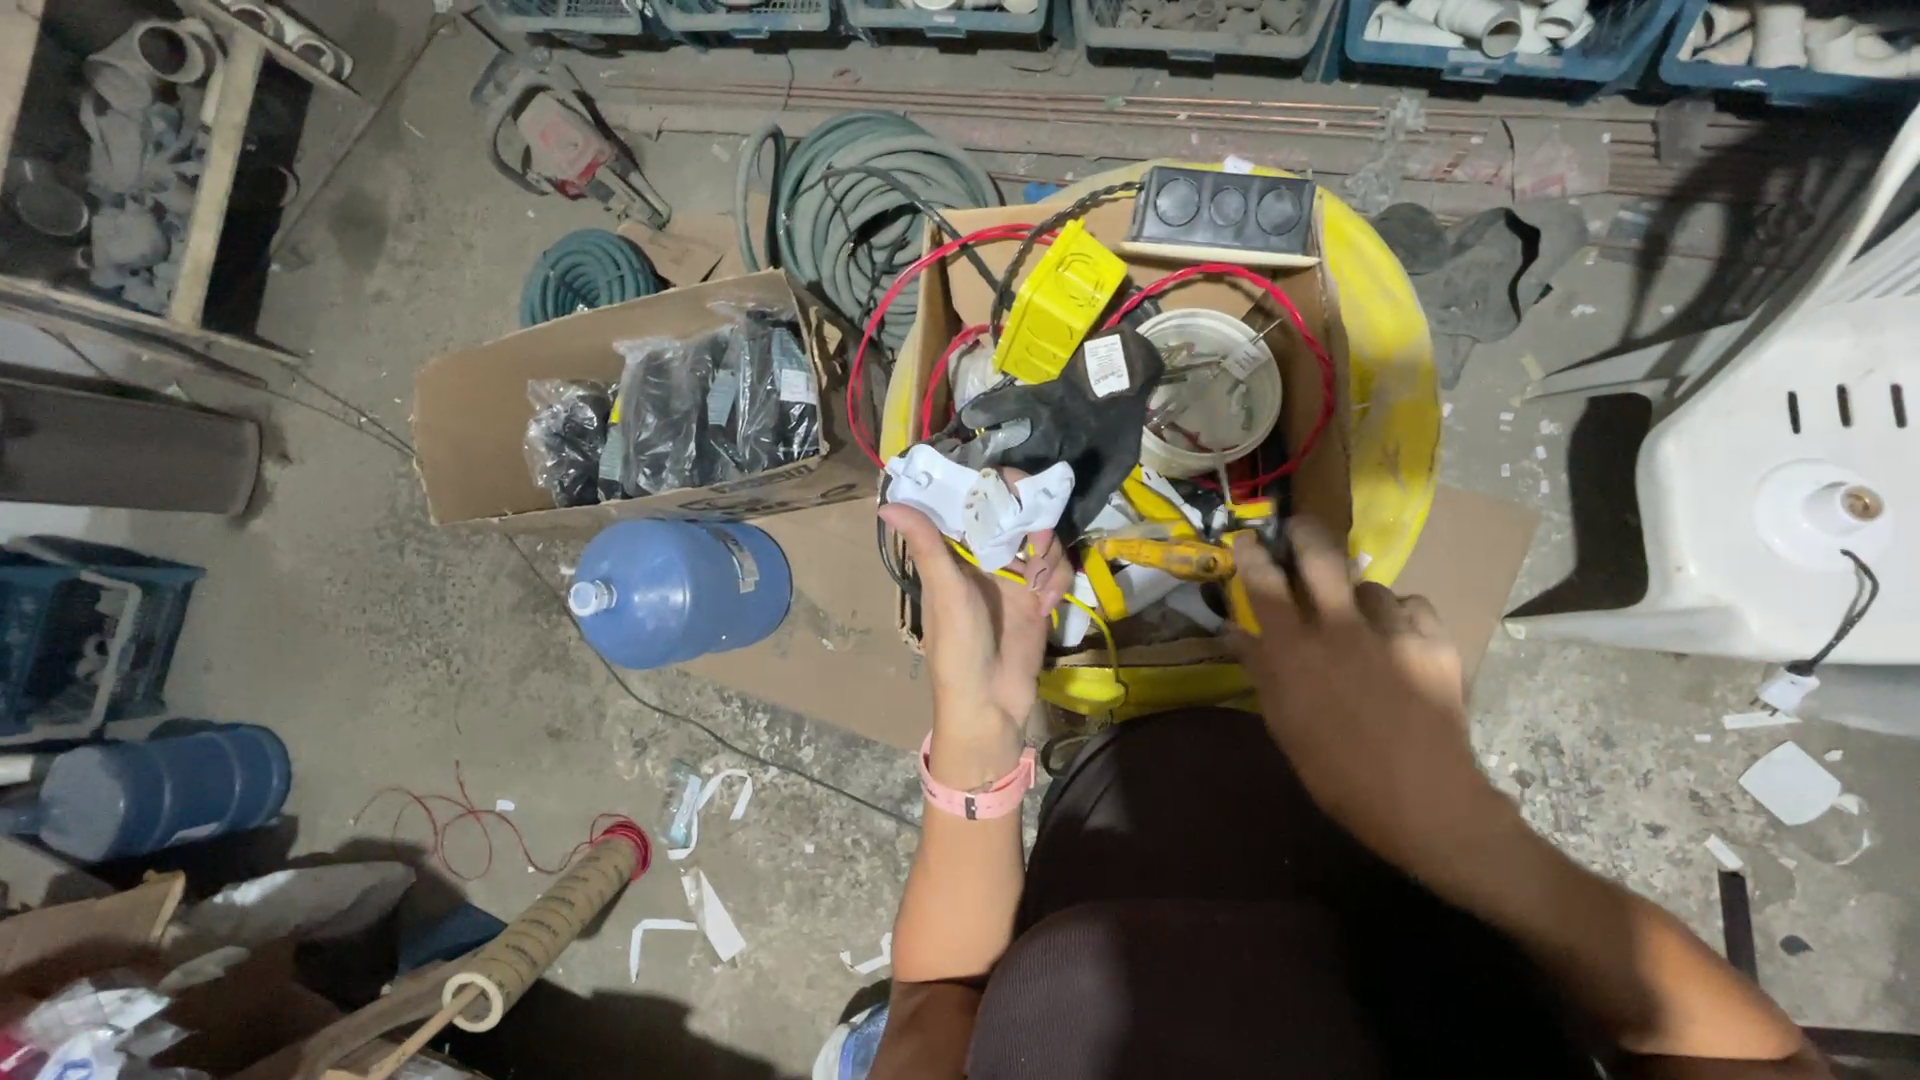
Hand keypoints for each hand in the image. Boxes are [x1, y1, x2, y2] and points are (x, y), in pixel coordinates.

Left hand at [881, 492, 1070, 788]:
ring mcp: (1015, 575)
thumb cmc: (958, 647)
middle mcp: (986, 557)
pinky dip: (1057, 580)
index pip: (975, 502)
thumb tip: (889, 504)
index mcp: (955, 552)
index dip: (995, 487)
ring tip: (1037, 586)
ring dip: (1048, 557)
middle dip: (1033, 522)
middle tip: (1036, 542)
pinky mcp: (1039, 596)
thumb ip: (927, 544)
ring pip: (1043, 539)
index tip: (1012, 485)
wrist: (991, 702)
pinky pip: (1056, 569)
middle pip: (1017, 514)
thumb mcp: (945, 591)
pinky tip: (1047, 603)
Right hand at [1228, 520, 1511, 882]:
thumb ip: (1261, 670)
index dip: (1251, 554)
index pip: (1265, 584)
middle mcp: (1341, 629)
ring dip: (1358, 594)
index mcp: (1296, 652)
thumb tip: (1234, 630)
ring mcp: (1392, 632)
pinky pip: (1413, 606)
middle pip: (1320, 557)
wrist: (1424, 801)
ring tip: (1361, 616)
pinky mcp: (1436, 642)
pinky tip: (1399, 638)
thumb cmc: (1337, 772)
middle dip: (1306, 535)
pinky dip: (1402, 616)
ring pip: (1371, 585)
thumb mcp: (1284, 724)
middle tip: (1300, 532)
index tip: (1246, 538)